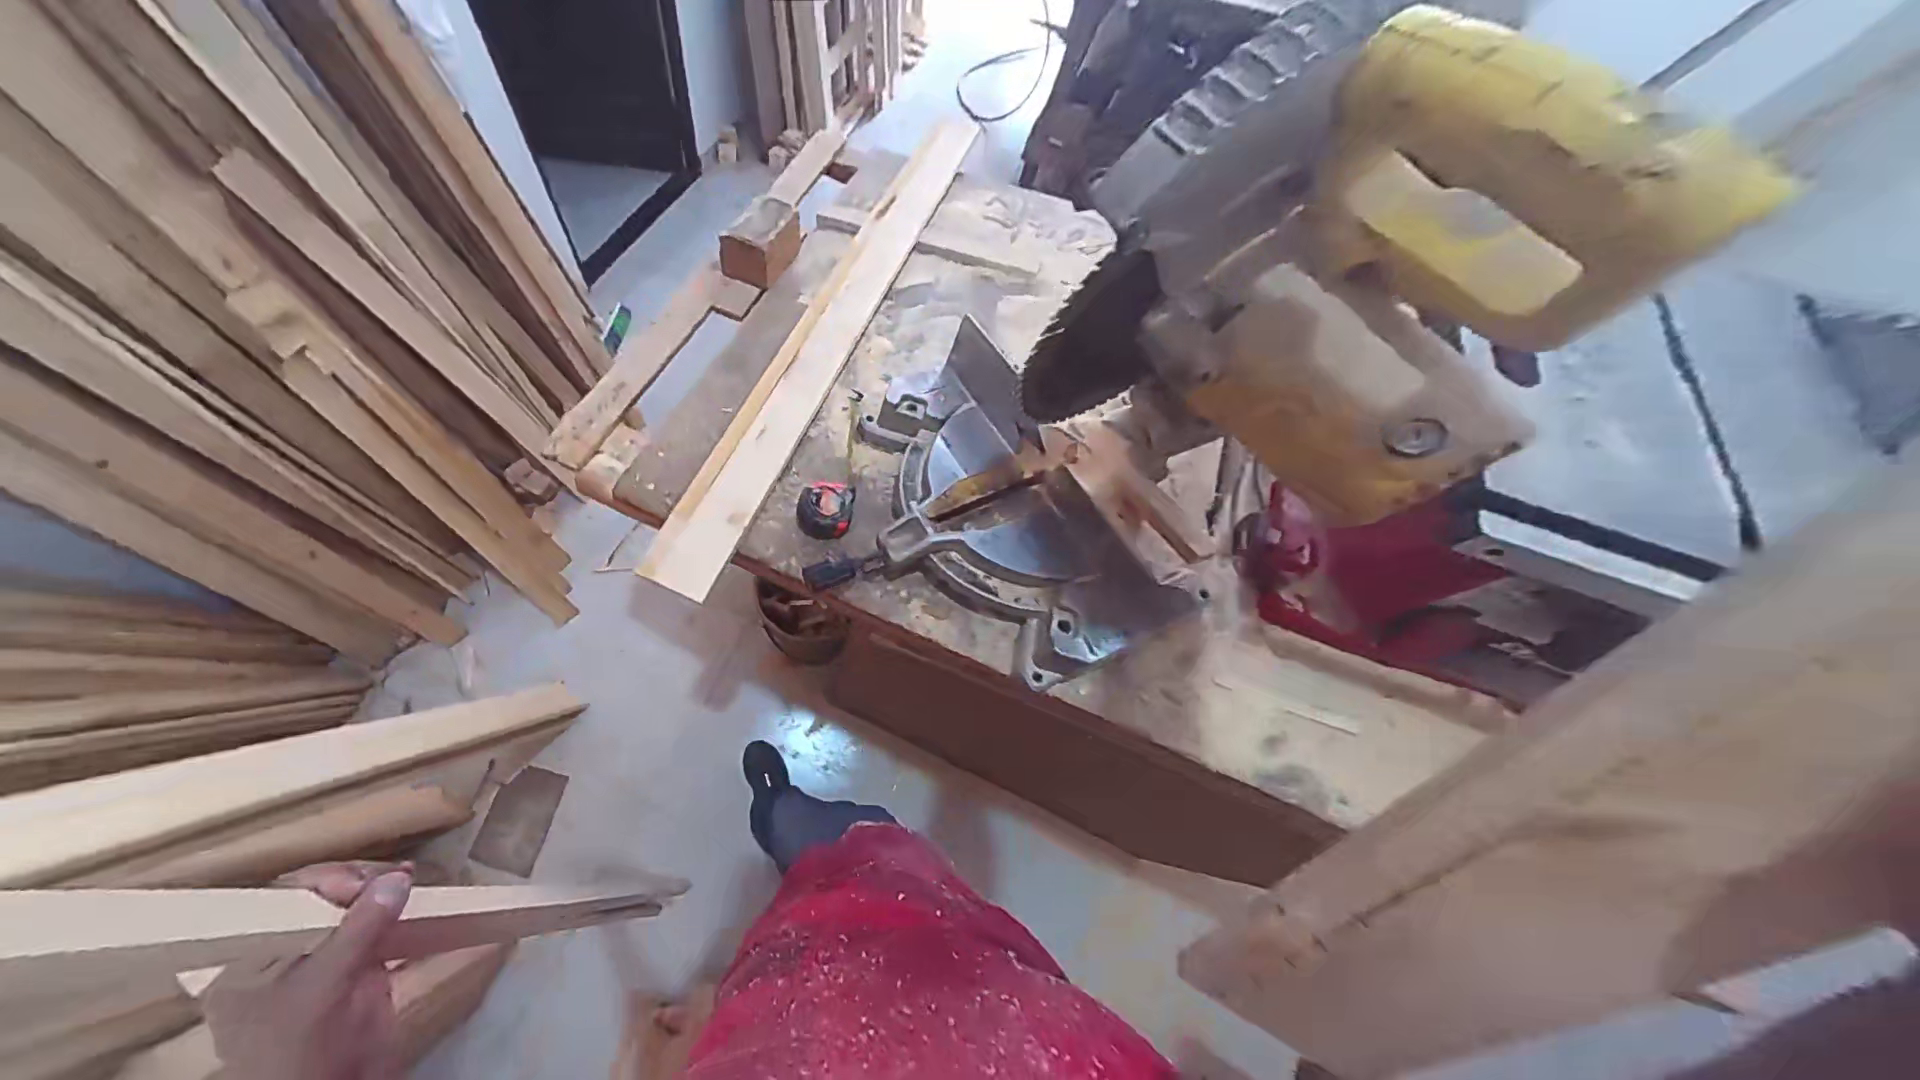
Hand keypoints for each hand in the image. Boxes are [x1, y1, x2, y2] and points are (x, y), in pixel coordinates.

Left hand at [204, 862, 413, 1079]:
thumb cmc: (303, 1049)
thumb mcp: (323, 988)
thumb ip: (358, 930)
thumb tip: (398, 877)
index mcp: (249, 963)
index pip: (276, 903)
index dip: (318, 884)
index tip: (356, 885)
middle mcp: (282, 956)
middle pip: (318, 900)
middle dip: (357, 882)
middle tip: (391, 877)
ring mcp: (323, 961)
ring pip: (351, 908)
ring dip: (380, 888)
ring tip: (407, 876)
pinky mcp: (359, 967)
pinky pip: (376, 926)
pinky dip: (396, 906)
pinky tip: (414, 888)